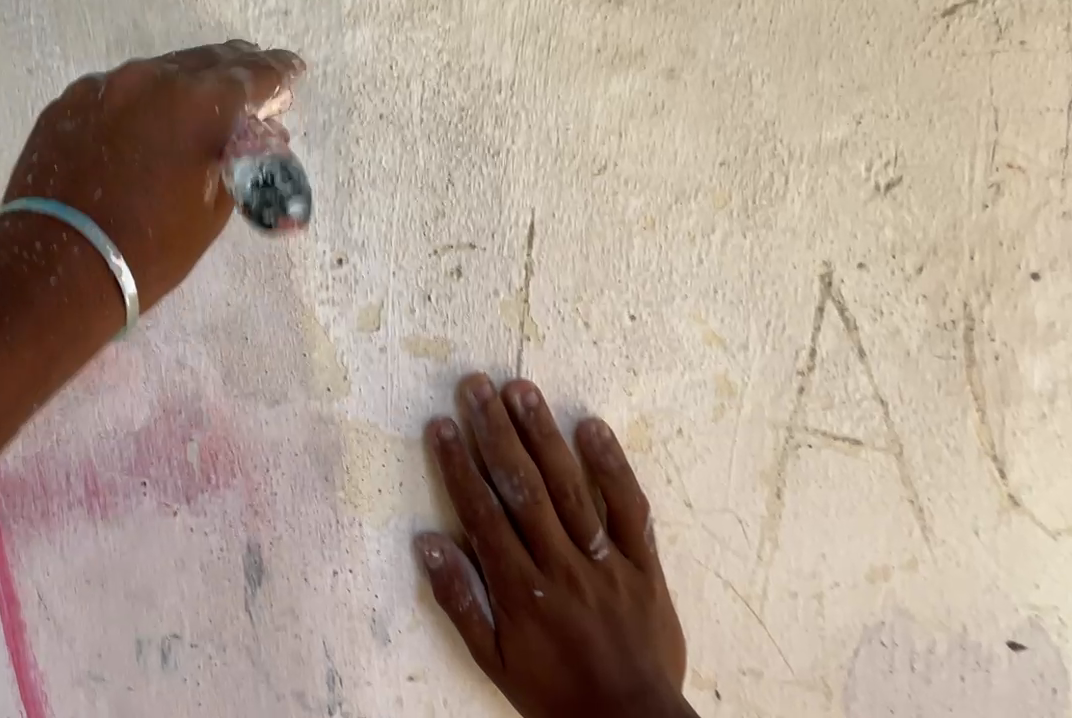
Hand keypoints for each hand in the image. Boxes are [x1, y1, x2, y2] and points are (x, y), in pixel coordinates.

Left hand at [0, 40, 302, 310]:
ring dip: (185, 82)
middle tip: (255, 75)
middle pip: (204, 62)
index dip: (277, 74)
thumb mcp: (212, 209)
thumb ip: (240, 158)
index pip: (251, 76)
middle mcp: (150, 78)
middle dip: (234, 69)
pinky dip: (142, 100)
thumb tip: (257, 133)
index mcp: (197, 102)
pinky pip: (118, 91)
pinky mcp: (67, 103)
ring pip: (158, 73)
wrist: (56, 271)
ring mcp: (103, 87)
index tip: (292, 71)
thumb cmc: (148, 250)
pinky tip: (148, 117)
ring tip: (204, 95)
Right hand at [416, 375, 691, 717]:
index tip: (441, 424)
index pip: (481, 513)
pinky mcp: (646, 568)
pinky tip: (592, 427)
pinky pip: (631, 511)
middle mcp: (560, 567)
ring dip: (543, 435)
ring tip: (521, 390)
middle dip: (496, 431)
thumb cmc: (551, 691)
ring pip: (570, 489)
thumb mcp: (491, 658)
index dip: (458, 465)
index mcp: (520, 588)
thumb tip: (424, 541)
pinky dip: (612, 468)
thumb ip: (458, 599)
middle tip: (476, 385)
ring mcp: (607, 564)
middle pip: (524, 488)